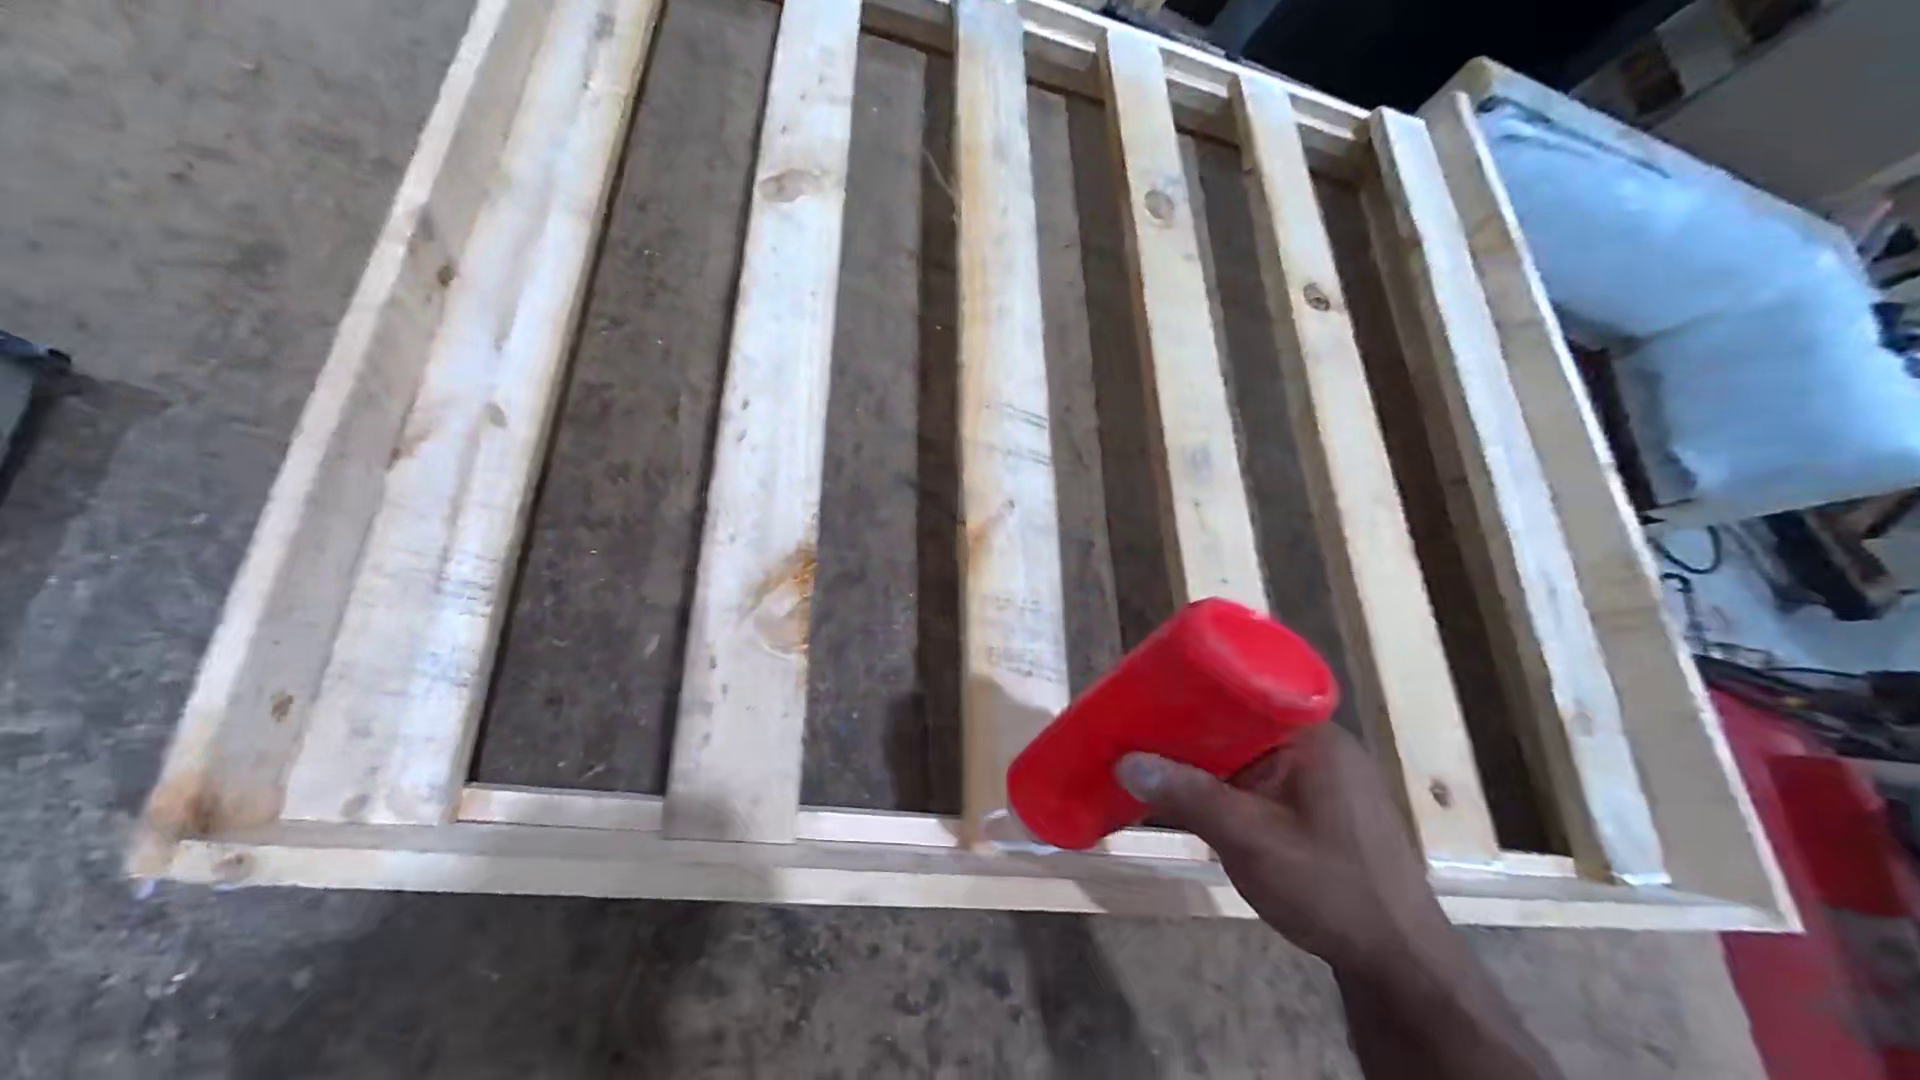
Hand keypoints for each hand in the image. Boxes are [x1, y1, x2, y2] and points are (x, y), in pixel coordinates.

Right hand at [1115, 724, 1452, 976]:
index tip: (1144, 698)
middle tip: (1136, 733)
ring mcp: (1320, 775)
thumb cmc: (1330, 890)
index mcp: (1312, 734)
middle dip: (1188, 730)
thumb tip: (1125, 761)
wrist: (1400, 965)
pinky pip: (1258, 777)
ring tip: (1150, 760)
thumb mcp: (1251, 840)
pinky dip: (1224, 783)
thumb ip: (1189, 797)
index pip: (1242, 690)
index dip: (1190, 692)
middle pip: (1239, 721)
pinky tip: (1190, 795)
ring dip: (1203, 761)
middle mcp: (1318, 743)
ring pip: (1245, 752)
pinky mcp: (1316, 803)